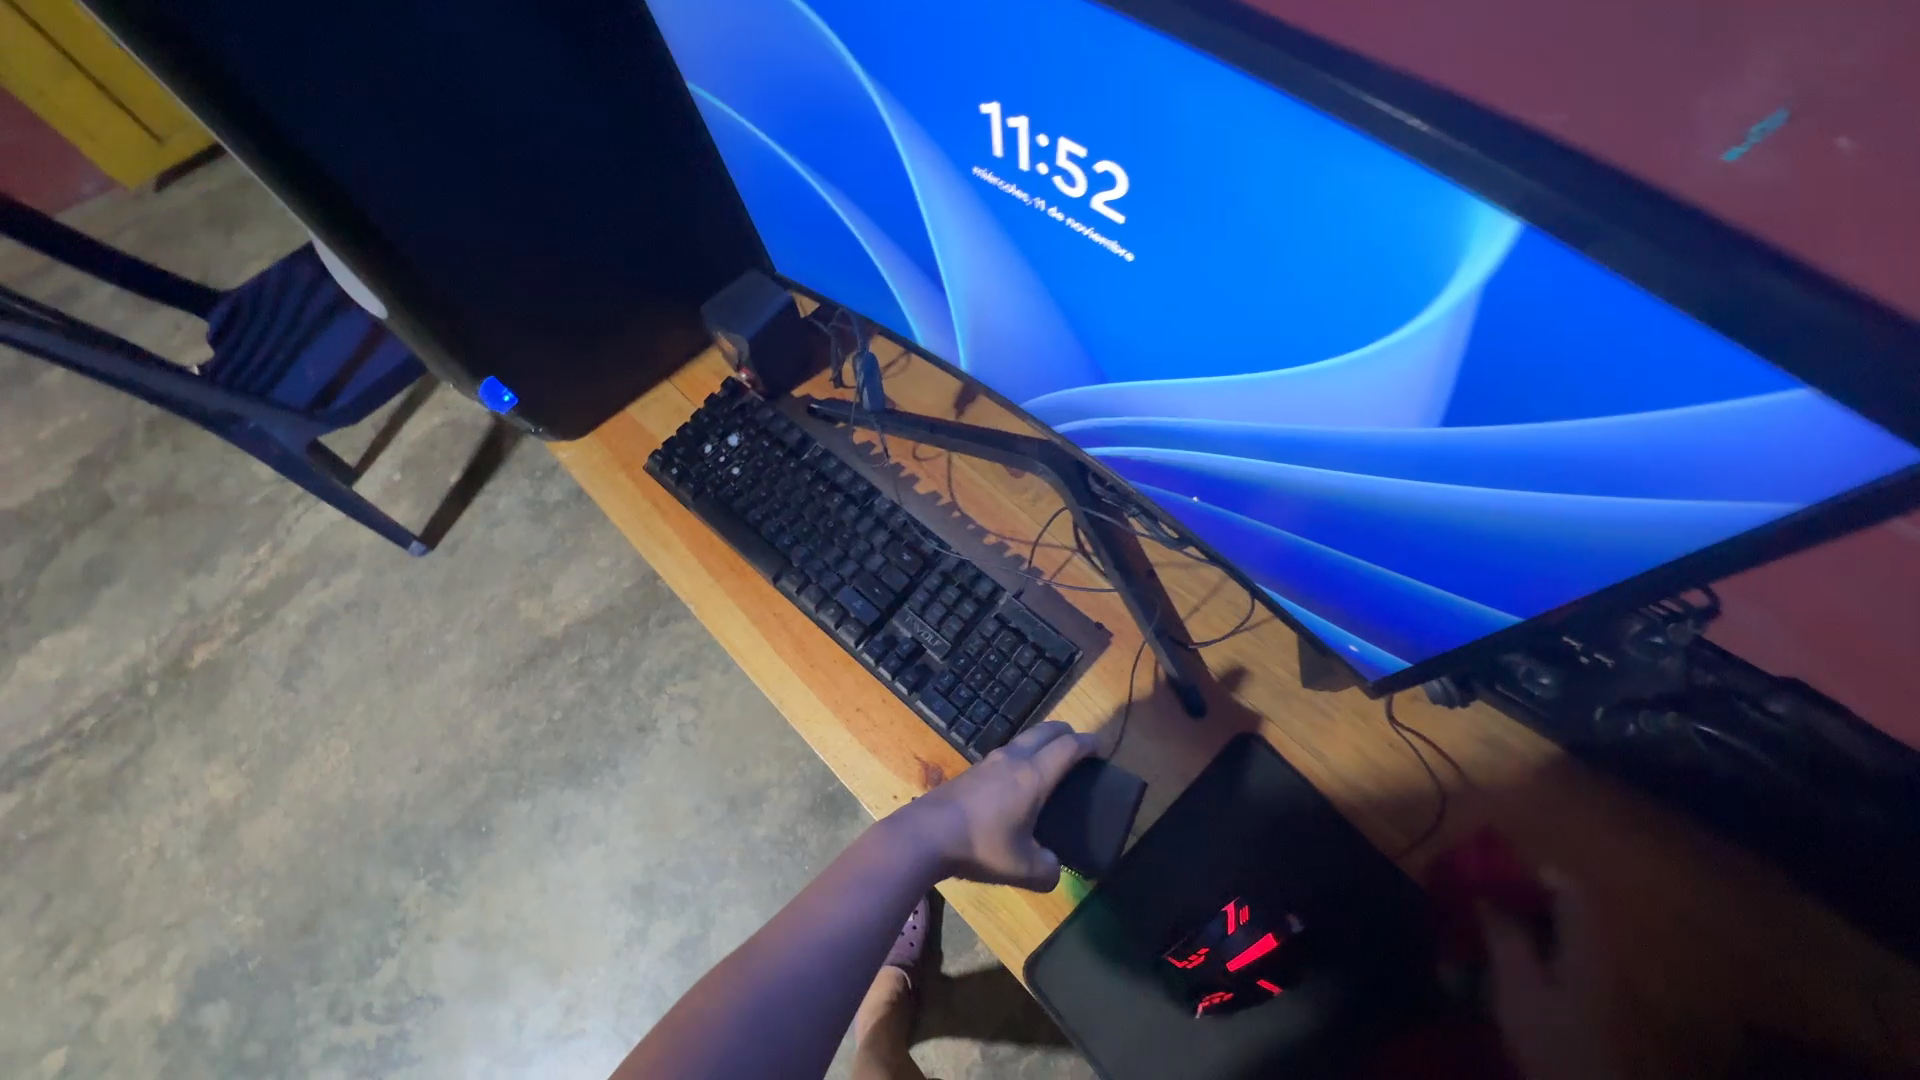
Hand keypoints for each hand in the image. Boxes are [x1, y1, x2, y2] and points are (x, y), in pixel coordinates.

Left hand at [888, 721, 1096, 890]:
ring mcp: (988, 762)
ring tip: (1050, 764)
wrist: (925, 835)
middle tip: (1080, 748)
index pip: (1068, 746)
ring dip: (1041, 743)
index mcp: (1033, 775)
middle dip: (1067, 733)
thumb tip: (1053, 867)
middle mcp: (1013, 759)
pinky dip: (1022, 757)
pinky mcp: (971, 772)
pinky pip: (1006, 755)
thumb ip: (1047, 870)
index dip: (1089, 743)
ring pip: (1023, 739)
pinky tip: (1017, 782)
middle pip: (1046, 731)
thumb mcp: (1022, 869)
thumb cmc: (981, 846)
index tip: (1103, 747)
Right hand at [1480, 870, 1621, 1079]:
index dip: (1533, 873)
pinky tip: (1509, 967)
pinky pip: (1563, 959)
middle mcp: (1602, 957)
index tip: (1493, 874)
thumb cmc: (1552, 1040)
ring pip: (1563, 935)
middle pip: (1567, 910)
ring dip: (1526, 925)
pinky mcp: (1595, 1004)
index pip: (1571, 890)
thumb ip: (1504, 936)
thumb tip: (1486, 895)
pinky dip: (1535, 951)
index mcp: (1587, 947)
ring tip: (1487, 931)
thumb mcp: (1517, 987)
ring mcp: (1602, 982)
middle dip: (1523, 899)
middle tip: (1482, 900)